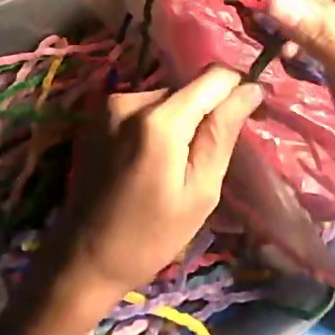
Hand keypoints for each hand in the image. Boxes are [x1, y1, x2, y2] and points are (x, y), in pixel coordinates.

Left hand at [57, 65, 263, 302]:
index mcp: (159, 119)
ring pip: (167, 99)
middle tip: (200, 164)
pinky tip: (147, 164)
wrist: (83, 257)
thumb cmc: (150, 236)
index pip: (215, 77)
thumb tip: (251, 88)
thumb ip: (223, 133)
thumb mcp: (200, 191)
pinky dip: (155, 128)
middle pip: (188, 89)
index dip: (236, 93)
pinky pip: (143, 108)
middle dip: (203, 116)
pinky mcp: (97, 116)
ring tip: (171, 168)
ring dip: (178, 123)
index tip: (240, 124)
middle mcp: (130, 99)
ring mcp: (108, 105)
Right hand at [268, 0, 334, 192]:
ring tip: (282, 50)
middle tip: (276, 30)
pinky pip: (313, 31)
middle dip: (301, 3)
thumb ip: (321, 36)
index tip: (287, 10)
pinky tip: (288, 58)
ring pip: (317, 7)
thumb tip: (274, 1)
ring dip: (295, 24)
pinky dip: (297, 41)